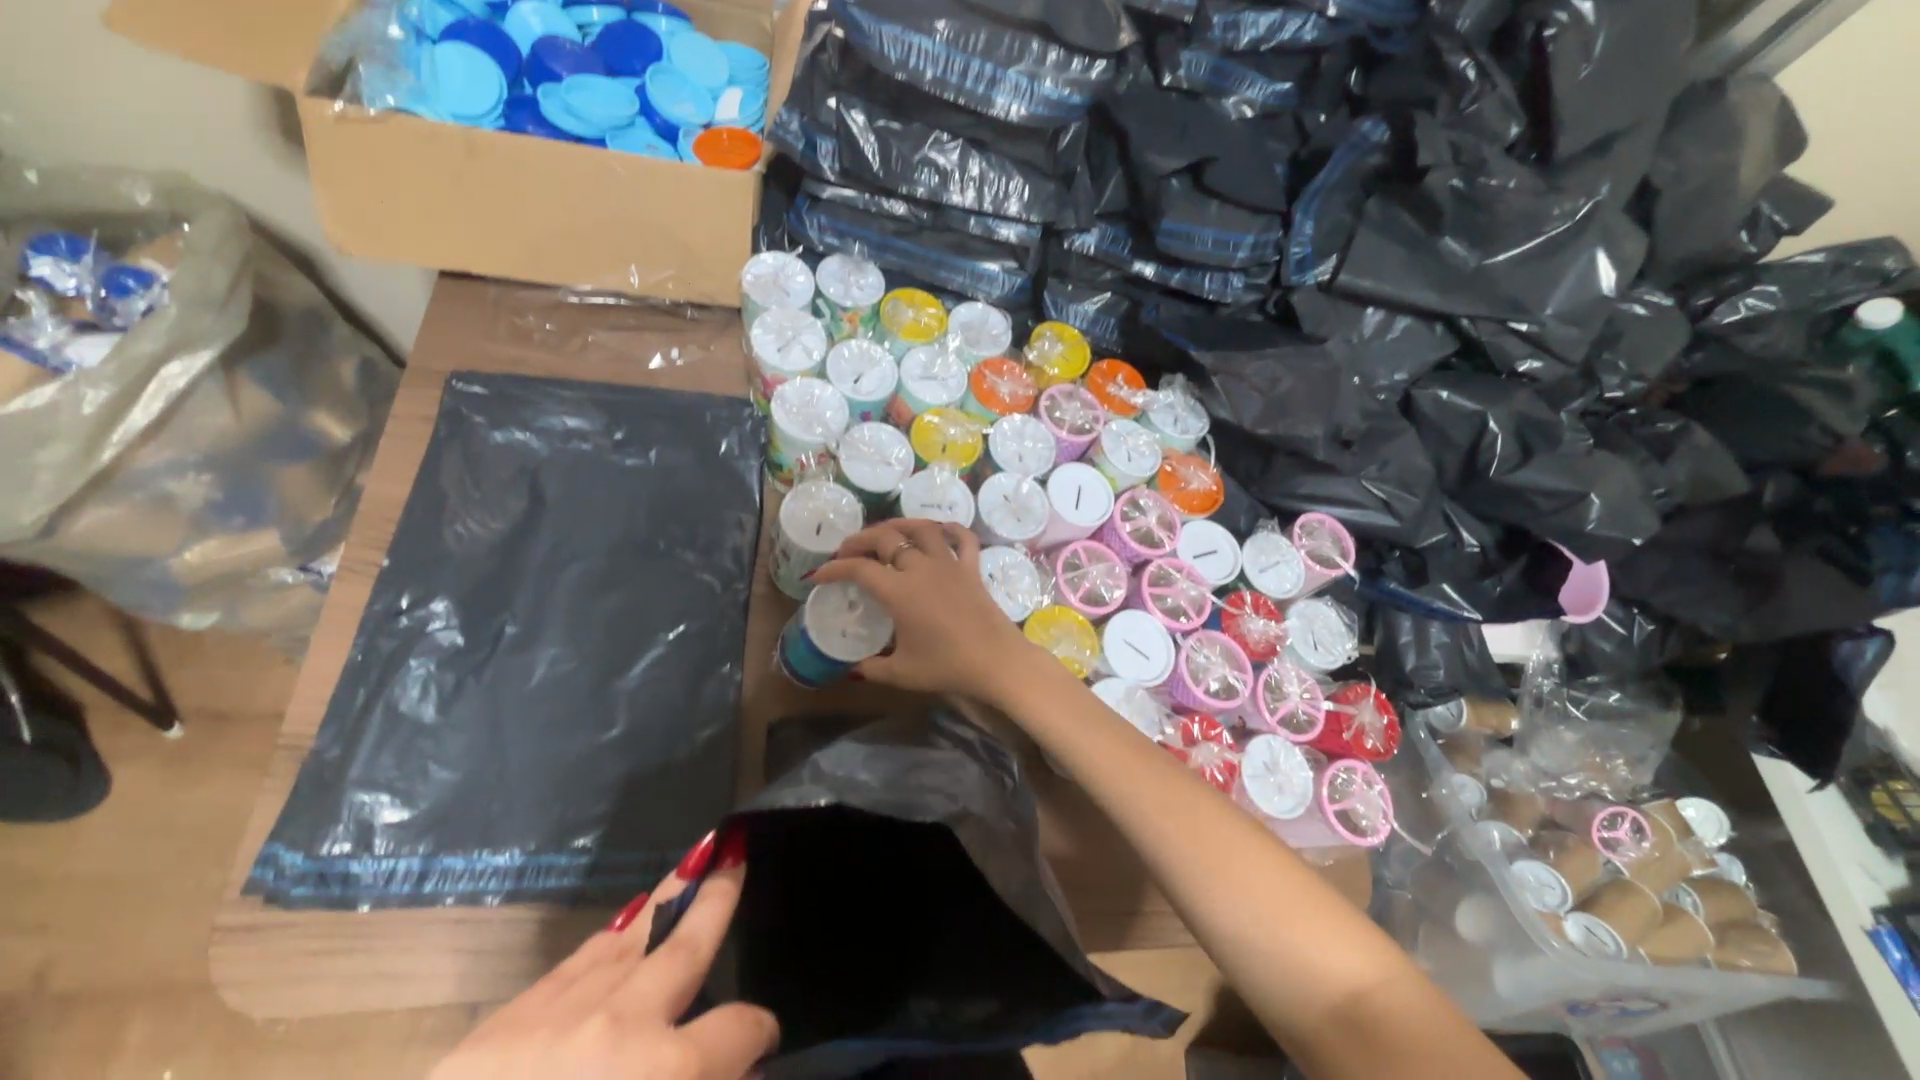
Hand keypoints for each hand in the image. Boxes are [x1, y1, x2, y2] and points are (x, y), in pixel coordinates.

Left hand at [432, 830, 774, 1079]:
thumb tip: (736, 1070)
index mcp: (668, 1070)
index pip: (743, 1028)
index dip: (761, 1034)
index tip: (762, 1045)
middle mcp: (628, 1022)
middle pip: (688, 947)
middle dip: (717, 901)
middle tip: (735, 854)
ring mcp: (568, 1009)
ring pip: (633, 939)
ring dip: (668, 900)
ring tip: (693, 863)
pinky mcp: (516, 1015)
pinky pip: (580, 960)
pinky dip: (611, 937)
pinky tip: (624, 922)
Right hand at [811, 519, 1043, 700]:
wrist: (996, 662)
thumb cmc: (946, 667)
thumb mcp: (901, 673)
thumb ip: (873, 668)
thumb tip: (853, 669)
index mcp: (898, 591)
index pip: (858, 569)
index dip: (834, 569)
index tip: (818, 576)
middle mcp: (921, 568)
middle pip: (885, 538)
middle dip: (860, 540)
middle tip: (846, 551)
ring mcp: (949, 564)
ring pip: (921, 528)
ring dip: (899, 524)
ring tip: (885, 531)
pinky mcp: (972, 569)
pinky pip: (962, 538)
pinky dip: (950, 529)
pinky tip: (939, 530)